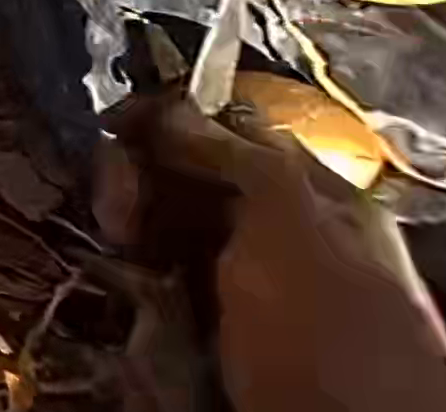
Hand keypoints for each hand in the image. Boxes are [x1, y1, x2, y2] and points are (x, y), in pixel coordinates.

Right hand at [98, 93, 445, 411]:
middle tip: (118, 204)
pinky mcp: (194, 281)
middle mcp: (268, 212)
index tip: (114, 127)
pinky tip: (122, 249)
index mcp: (310, 192)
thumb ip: (243, 163)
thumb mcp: (298, 240)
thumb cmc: (331, 337)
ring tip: (118, 235)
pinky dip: (123, 231)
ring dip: (123, 202)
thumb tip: (171, 107)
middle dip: (134, 168)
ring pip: (153, 192)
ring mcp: (230, 250)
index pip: (225, 122)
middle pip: (177, 156)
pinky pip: (145, 232)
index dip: (167, 117)